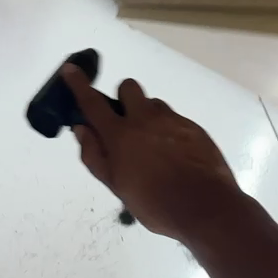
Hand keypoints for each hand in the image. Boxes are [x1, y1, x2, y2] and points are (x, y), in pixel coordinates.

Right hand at [62, 64, 248, 245]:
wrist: (207, 209)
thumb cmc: (155, 203)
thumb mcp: (117, 186)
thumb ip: (95, 156)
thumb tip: (82, 129)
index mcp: (120, 134)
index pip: (93, 102)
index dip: (79, 84)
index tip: (70, 68)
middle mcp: (144, 119)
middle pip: (128, 87)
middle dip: (124, 98)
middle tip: (128, 124)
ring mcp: (172, 120)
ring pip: (154, 105)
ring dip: (149, 118)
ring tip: (157, 147)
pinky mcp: (194, 128)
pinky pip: (176, 120)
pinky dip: (171, 132)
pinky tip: (178, 158)